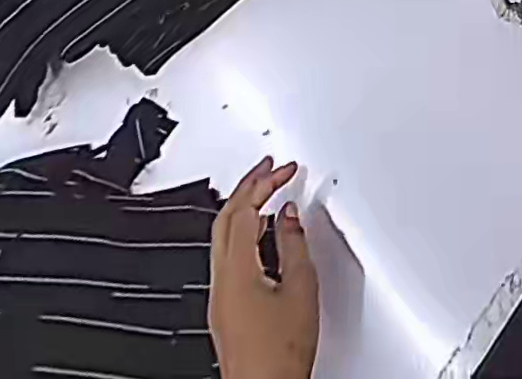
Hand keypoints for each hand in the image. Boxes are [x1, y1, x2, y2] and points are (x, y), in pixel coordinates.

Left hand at [210, 157, 317, 378]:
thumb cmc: (280, 355)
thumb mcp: (301, 287)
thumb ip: (295, 244)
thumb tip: (290, 215)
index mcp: (237, 272)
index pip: (246, 210)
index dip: (266, 183)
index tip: (285, 168)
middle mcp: (221, 282)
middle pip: (226, 218)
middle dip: (248, 186)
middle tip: (268, 166)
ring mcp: (220, 297)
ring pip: (224, 236)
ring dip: (244, 206)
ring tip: (267, 188)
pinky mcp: (227, 309)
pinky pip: (229, 256)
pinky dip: (245, 231)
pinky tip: (264, 231)